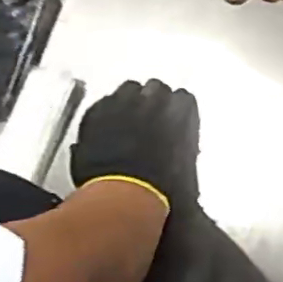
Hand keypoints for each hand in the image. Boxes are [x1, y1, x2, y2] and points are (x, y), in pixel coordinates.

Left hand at [69, 79, 199, 210]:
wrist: (128, 194)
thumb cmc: (163, 187)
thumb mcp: (186, 168)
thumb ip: (183, 149)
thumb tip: (178, 150)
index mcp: (180, 114)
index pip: (184, 99)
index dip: (179, 110)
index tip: (177, 121)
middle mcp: (152, 102)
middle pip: (156, 88)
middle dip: (155, 100)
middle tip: (153, 120)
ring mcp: (122, 104)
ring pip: (129, 90)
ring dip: (131, 101)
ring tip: (130, 121)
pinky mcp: (96, 112)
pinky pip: (105, 103)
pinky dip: (108, 112)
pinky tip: (109, 131)